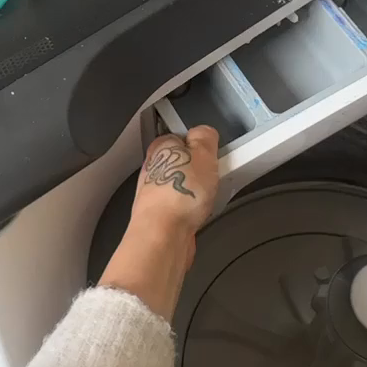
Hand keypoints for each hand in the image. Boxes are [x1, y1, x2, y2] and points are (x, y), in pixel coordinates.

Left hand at [100, 127, 219, 319]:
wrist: (164, 235)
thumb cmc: (178, 194)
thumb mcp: (203, 153)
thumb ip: (204, 136)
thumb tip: (205, 131)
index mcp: (160, 148)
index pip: (180, 136)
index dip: (199, 144)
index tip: (212, 151)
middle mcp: (153, 170)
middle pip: (181, 163)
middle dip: (199, 170)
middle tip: (213, 174)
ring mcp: (155, 194)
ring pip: (181, 186)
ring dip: (196, 191)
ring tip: (208, 196)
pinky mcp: (161, 216)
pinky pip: (182, 207)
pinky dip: (192, 210)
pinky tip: (200, 213)